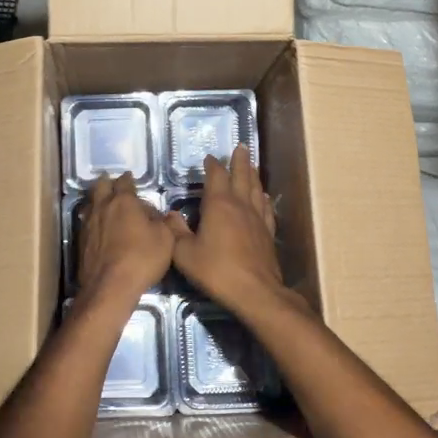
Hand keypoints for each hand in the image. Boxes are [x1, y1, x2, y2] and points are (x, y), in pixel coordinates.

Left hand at [75, 173, 175, 303]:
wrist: (110, 287)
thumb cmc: (141, 258)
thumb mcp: (165, 239)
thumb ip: (166, 222)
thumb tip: (163, 215)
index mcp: (123, 201)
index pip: (124, 182)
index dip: (129, 179)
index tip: (131, 177)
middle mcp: (102, 207)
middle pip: (101, 186)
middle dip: (108, 184)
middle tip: (115, 186)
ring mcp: (88, 224)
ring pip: (91, 203)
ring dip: (98, 201)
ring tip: (106, 206)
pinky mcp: (81, 241)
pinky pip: (87, 222)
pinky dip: (94, 220)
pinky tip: (99, 228)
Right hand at [168, 146, 292, 311]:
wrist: (255, 292)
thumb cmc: (216, 270)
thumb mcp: (185, 254)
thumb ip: (176, 232)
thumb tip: (170, 214)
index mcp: (219, 205)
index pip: (216, 176)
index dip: (212, 165)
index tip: (209, 157)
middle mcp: (240, 205)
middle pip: (241, 175)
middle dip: (239, 160)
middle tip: (240, 146)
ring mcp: (257, 218)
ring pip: (255, 189)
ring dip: (252, 174)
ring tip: (251, 164)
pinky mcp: (267, 233)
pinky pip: (266, 209)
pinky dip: (263, 198)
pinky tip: (264, 197)